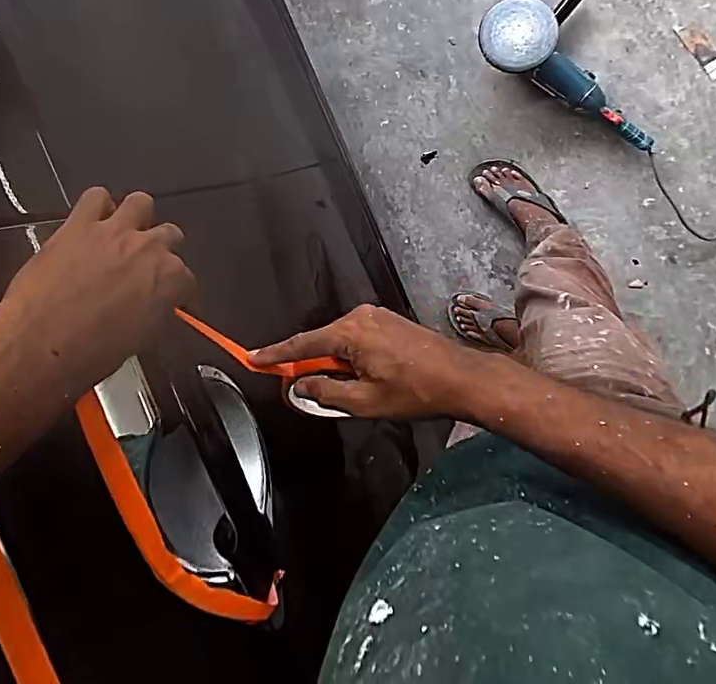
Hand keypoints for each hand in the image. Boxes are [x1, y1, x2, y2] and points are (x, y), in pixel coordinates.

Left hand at [0, 187, 197, 397]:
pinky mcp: (79, 224)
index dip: (181, 293)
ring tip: (128, 233)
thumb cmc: (85, 354)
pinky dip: (99, 206)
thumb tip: (153, 312)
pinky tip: (95, 220)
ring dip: (138, 218)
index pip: (187, 280)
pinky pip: (96, 197)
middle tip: (148, 266)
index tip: (173, 300)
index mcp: (168, 279)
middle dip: (163, 250)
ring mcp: (113, 231)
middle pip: (170, 235)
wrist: (37, 346)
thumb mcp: (137, 343)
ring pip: (141, 203)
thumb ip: (154, 317)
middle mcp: (147, 248)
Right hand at [250, 304, 485, 419]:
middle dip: (311, 364)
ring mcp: (375, 315)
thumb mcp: (365, 401)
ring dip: (334, 362)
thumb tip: (299, 388)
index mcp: (350, 332)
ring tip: (353, 388)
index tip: (252, 357)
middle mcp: (359, 316)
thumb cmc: (416, 391)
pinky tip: (365, 375)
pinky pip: (355, 336)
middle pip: (320, 341)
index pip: (302, 345)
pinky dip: (349, 354)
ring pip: (338, 339)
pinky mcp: (386, 320)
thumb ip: (325, 393)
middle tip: (306, 389)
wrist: (462, 377)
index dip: (275, 355)